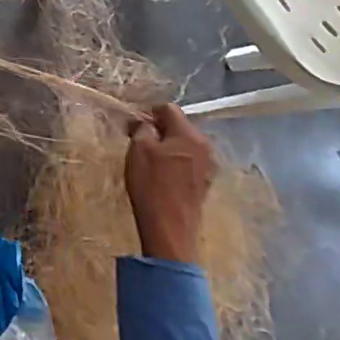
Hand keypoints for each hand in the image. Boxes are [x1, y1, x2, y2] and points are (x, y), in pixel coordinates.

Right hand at [124, 104, 216, 263]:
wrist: (170, 229)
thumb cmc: (152, 185)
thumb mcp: (139, 150)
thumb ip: (142, 128)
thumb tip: (144, 122)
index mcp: (189, 134)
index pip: (168, 109)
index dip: (148, 113)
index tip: (132, 126)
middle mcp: (204, 146)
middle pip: (178, 125)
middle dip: (158, 129)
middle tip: (137, 141)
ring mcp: (207, 166)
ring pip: (183, 144)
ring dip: (166, 146)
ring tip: (148, 160)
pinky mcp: (204, 183)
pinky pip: (187, 161)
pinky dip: (173, 161)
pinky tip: (160, 175)